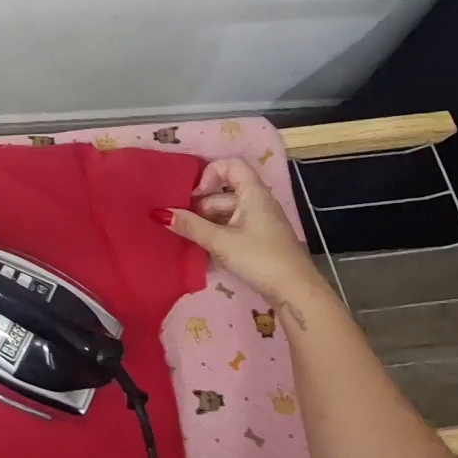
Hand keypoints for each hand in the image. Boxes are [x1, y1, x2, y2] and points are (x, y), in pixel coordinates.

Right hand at [160, 158, 332, 308]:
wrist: (296, 292)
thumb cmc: (260, 259)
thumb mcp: (220, 242)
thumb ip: (190, 226)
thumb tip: (161, 213)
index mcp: (253, 193)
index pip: (231, 165)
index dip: (210, 174)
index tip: (195, 196)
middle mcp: (258, 203)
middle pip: (224, 192)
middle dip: (201, 207)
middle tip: (184, 224)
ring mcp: (260, 223)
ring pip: (226, 213)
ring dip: (207, 224)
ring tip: (190, 240)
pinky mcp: (260, 241)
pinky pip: (233, 229)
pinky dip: (218, 235)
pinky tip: (205, 252)